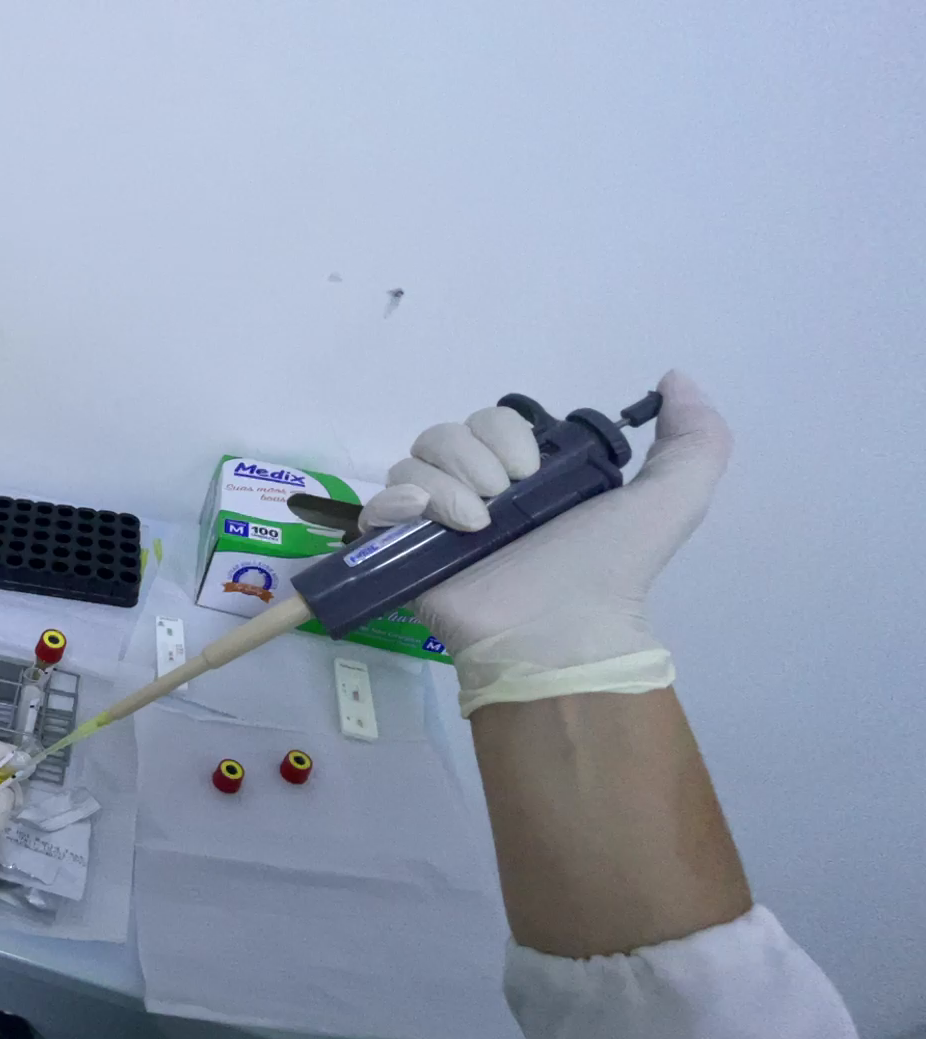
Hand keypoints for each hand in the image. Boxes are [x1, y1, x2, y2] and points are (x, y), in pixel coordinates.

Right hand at [360, 370, 731, 714]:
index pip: (485, 421)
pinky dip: (393, 505)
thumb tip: (674, 378)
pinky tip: (422, 522)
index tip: (529, 473)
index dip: (502, 436)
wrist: (552, 628)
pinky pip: (376, 504)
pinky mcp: (398, 547)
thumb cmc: (603, 567)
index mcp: (519, 474)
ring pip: (408, 466)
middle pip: (440, 437)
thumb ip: (695, 438)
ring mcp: (429, 519)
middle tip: (499, 503)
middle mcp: (469, 489)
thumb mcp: (671, 499)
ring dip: (440, 489)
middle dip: (470, 461)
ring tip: (472, 528)